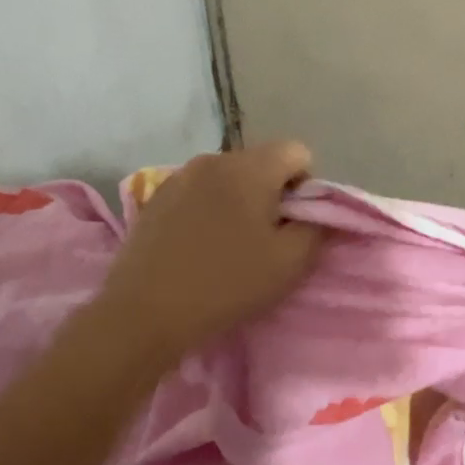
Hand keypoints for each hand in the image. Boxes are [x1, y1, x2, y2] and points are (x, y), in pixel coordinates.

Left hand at [95, 141, 324, 357]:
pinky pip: (197, 194)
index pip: (296, 152)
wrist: (145, 311)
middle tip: (266, 241)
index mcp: (250, 168)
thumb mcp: (290, 264)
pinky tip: (199, 248)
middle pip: (260, 163)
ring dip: (238, 203)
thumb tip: (319, 214)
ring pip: (227, 179)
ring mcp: (179, 177)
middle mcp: (213, 159)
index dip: (306, 187)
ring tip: (230, 246)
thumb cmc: (227, 284)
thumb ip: (316, 230)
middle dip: (272, 194)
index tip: (295, 225)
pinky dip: (208, 212)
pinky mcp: (155, 199)